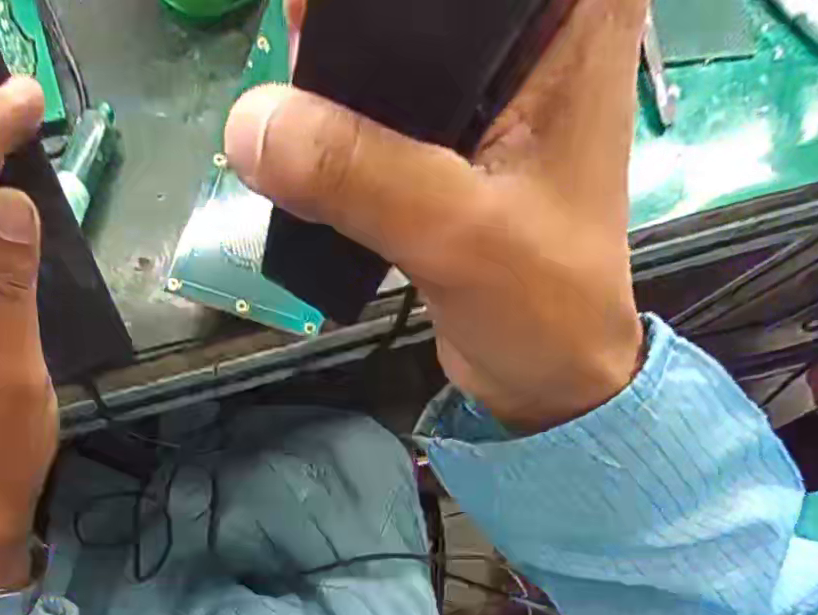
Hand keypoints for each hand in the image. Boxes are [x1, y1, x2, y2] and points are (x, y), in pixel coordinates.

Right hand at [224, 0, 648, 432]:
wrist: (546, 374)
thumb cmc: (539, 301)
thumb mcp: (453, 230)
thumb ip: (358, 173)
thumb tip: (248, 123)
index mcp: (569, 10)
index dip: (371, 5)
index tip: (304, 25)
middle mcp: (529, 29)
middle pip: (408, 9)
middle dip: (340, 33)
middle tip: (286, 78)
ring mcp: (483, 89)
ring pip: (384, 54)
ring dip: (327, 83)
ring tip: (284, 121)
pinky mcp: (447, 141)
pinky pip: (373, 111)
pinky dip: (331, 129)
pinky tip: (299, 151)